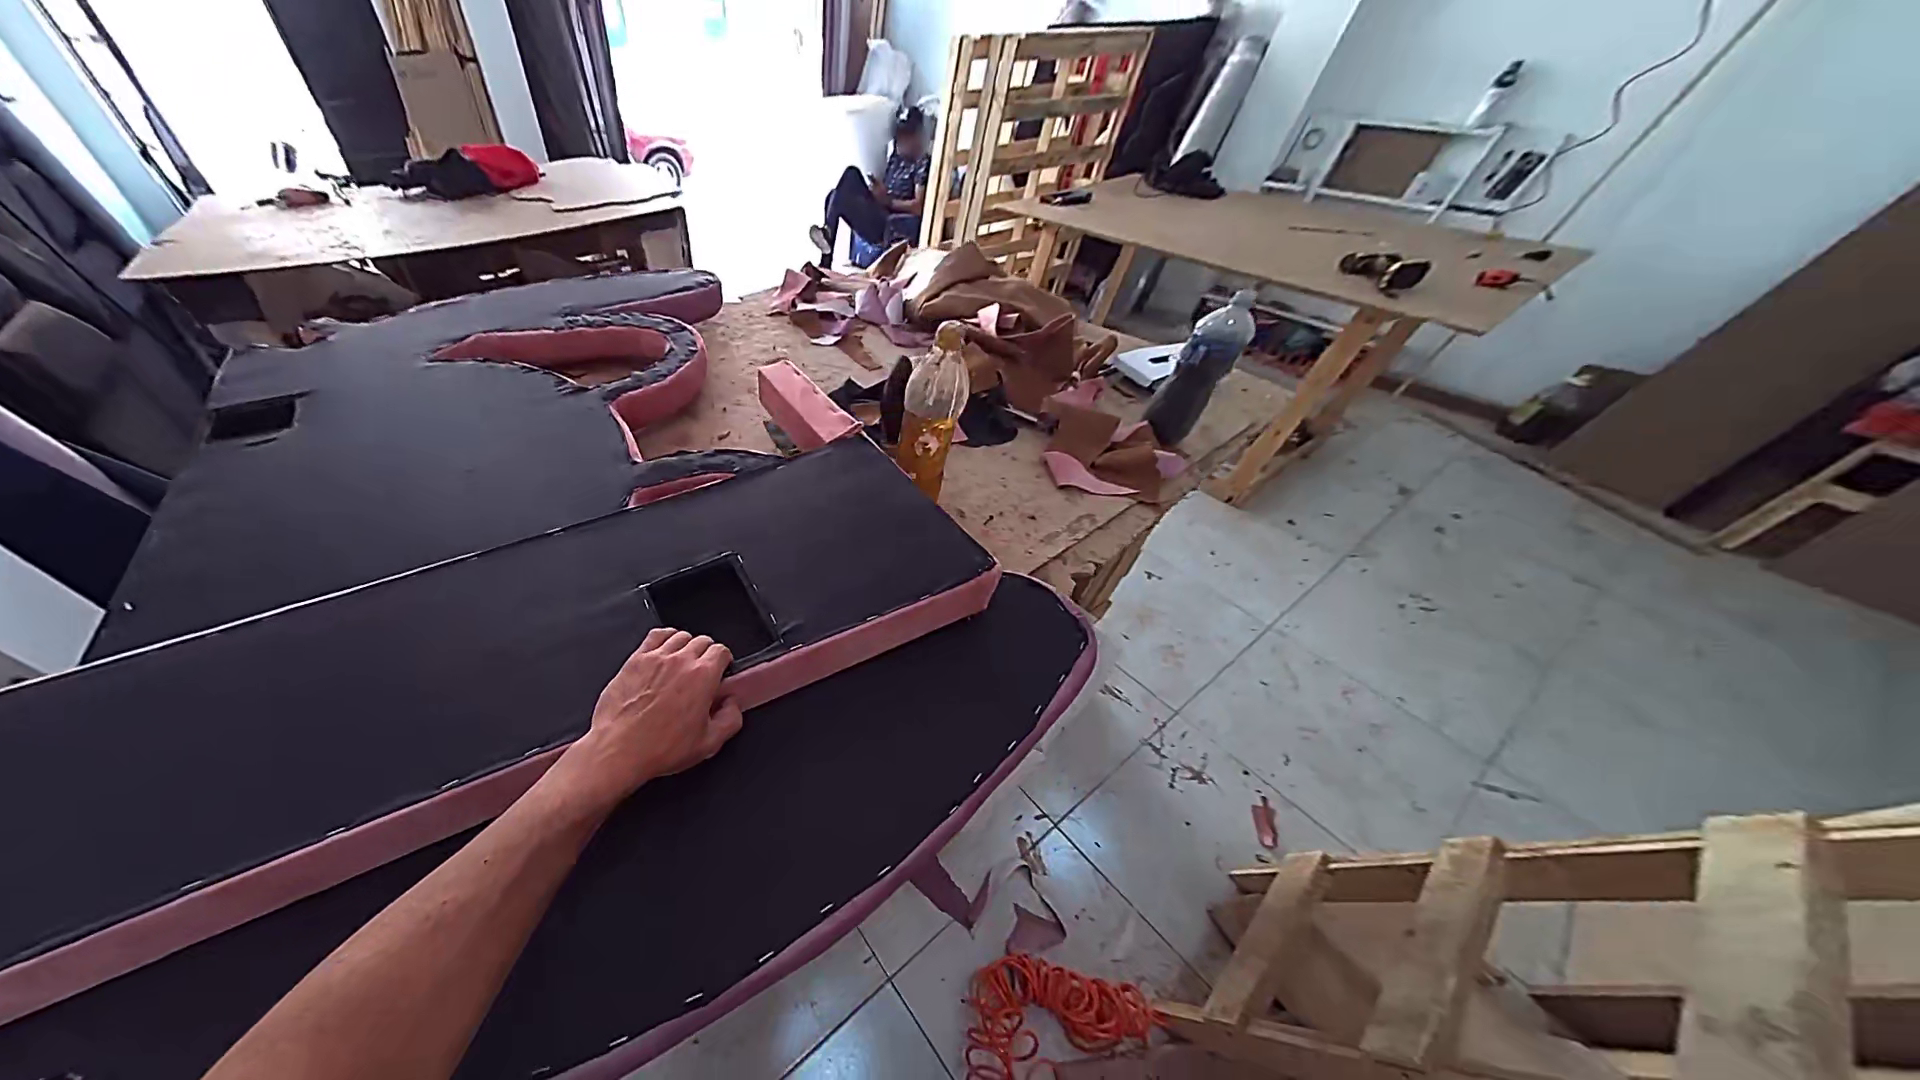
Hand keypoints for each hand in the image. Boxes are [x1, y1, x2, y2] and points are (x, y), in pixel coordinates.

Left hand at [558, 628, 743, 807]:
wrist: (618, 751)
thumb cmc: (658, 747)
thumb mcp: (708, 743)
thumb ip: (731, 720)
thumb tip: (733, 706)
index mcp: (703, 676)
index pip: (721, 651)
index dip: (724, 660)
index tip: (721, 671)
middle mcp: (681, 661)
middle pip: (703, 640)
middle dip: (707, 653)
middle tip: (704, 670)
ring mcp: (656, 658)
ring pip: (680, 636)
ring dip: (687, 645)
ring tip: (685, 660)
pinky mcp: (635, 660)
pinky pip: (655, 636)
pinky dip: (665, 638)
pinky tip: (665, 649)